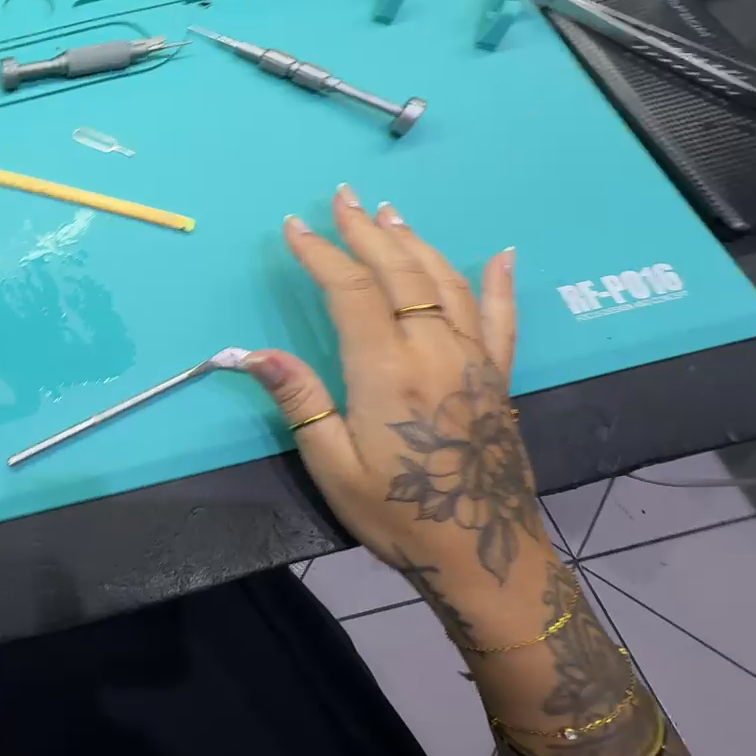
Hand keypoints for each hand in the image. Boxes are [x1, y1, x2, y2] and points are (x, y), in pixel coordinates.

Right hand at [241, 186, 556, 639]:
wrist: (485, 558)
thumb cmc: (398, 513)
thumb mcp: (332, 465)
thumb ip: (300, 400)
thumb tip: (252, 352)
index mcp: (388, 371)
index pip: (351, 290)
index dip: (321, 252)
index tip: (293, 226)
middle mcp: (436, 352)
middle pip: (400, 273)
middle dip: (364, 231)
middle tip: (340, 196)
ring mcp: (475, 361)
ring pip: (447, 283)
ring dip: (414, 242)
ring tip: (388, 213)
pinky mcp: (498, 377)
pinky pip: (503, 318)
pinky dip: (499, 282)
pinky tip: (500, 254)